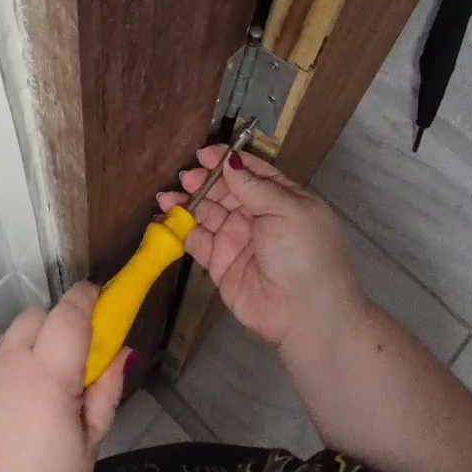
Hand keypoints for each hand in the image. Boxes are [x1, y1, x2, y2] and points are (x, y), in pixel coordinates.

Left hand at [0, 282, 130, 471]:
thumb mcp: (89, 446)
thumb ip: (107, 393)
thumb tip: (123, 352)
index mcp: (47, 376)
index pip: (70, 314)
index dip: (89, 298)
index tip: (106, 299)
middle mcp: (13, 362)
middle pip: (41, 313)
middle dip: (64, 322)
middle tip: (83, 354)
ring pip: (18, 328)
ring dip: (40, 336)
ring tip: (54, 375)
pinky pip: (2, 349)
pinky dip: (19, 353)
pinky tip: (28, 388)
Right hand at [157, 145, 371, 356]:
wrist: (306, 316)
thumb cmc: (304, 254)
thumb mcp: (287, 211)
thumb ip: (253, 186)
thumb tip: (229, 160)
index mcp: (280, 199)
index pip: (250, 172)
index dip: (226, 161)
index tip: (204, 155)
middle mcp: (257, 216)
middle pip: (224, 190)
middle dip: (203, 181)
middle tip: (186, 179)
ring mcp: (237, 239)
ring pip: (206, 212)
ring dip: (186, 203)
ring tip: (167, 198)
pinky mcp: (219, 263)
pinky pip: (196, 240)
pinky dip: (179, 229)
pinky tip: (165, 219)